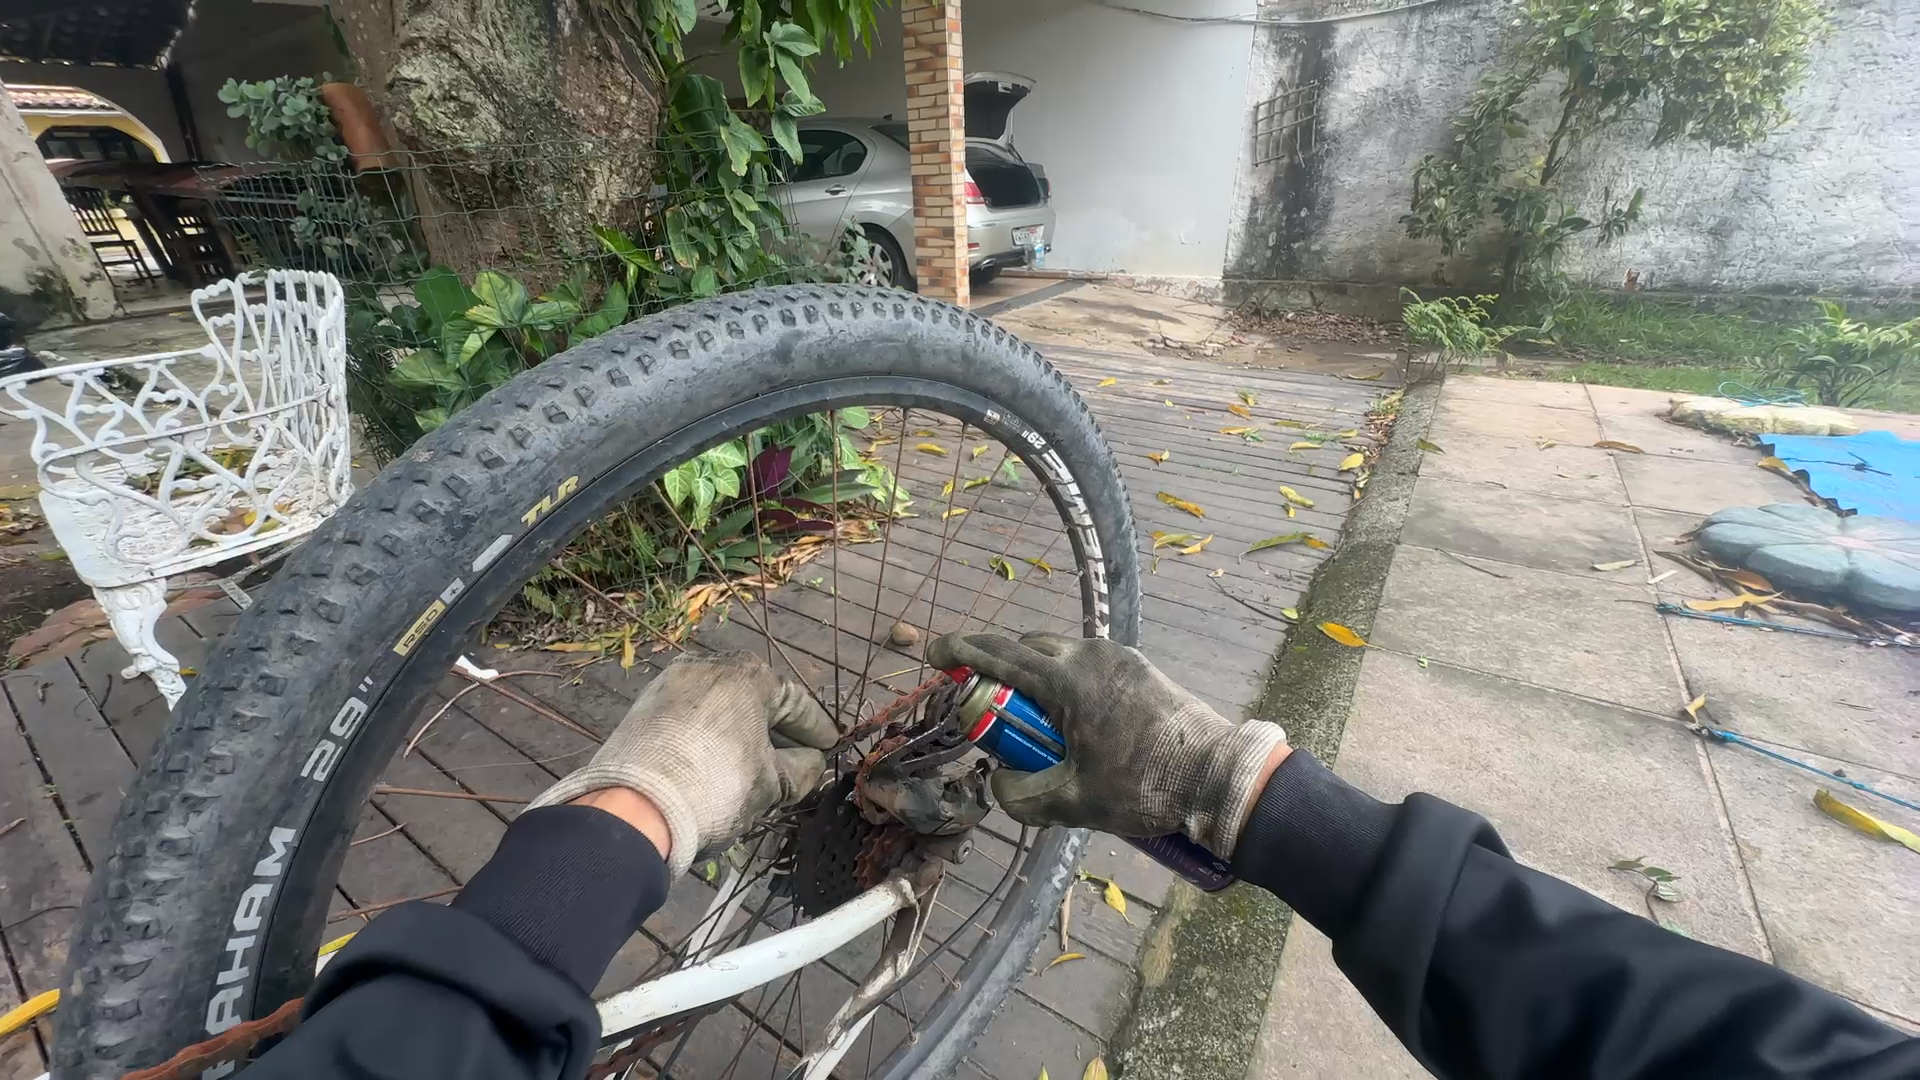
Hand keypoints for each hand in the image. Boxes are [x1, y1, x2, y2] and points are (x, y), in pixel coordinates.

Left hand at [528, 652, 836, 876]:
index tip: (830, 747)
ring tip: (755, 761)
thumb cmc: (716, 786)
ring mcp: (674, 682)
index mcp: (751, 675)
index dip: (817, 730)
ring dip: (742, 731)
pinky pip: (692, 716)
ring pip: (722, 706)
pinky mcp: (645, 704)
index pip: (797, 704)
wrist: (630, 809)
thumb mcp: (772, 785)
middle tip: (796, 756)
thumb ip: (802, 769)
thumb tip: (812, 761)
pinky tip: (716, 759)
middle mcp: (713, 665)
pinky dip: (710, 734)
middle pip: (757, 700)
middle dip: (778, 730)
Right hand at [928, 632, 1286, 856]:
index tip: (936, 652)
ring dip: (1034, 671)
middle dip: (997, 664)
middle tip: (985, 696)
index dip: (962, 651)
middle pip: (1026, 646)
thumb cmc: (1144, 787)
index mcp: (1067, 682)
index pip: (1000, 656)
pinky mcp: (1136, 664)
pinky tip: (1073, 712)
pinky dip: (1064, 676)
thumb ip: (1021, 795)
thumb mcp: (1074, 802)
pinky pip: (1085, 660)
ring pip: (1057, 651)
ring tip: (1033, 712)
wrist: (1219, 776)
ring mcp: (1116, 656)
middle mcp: (1087, 656)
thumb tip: (998, 779)